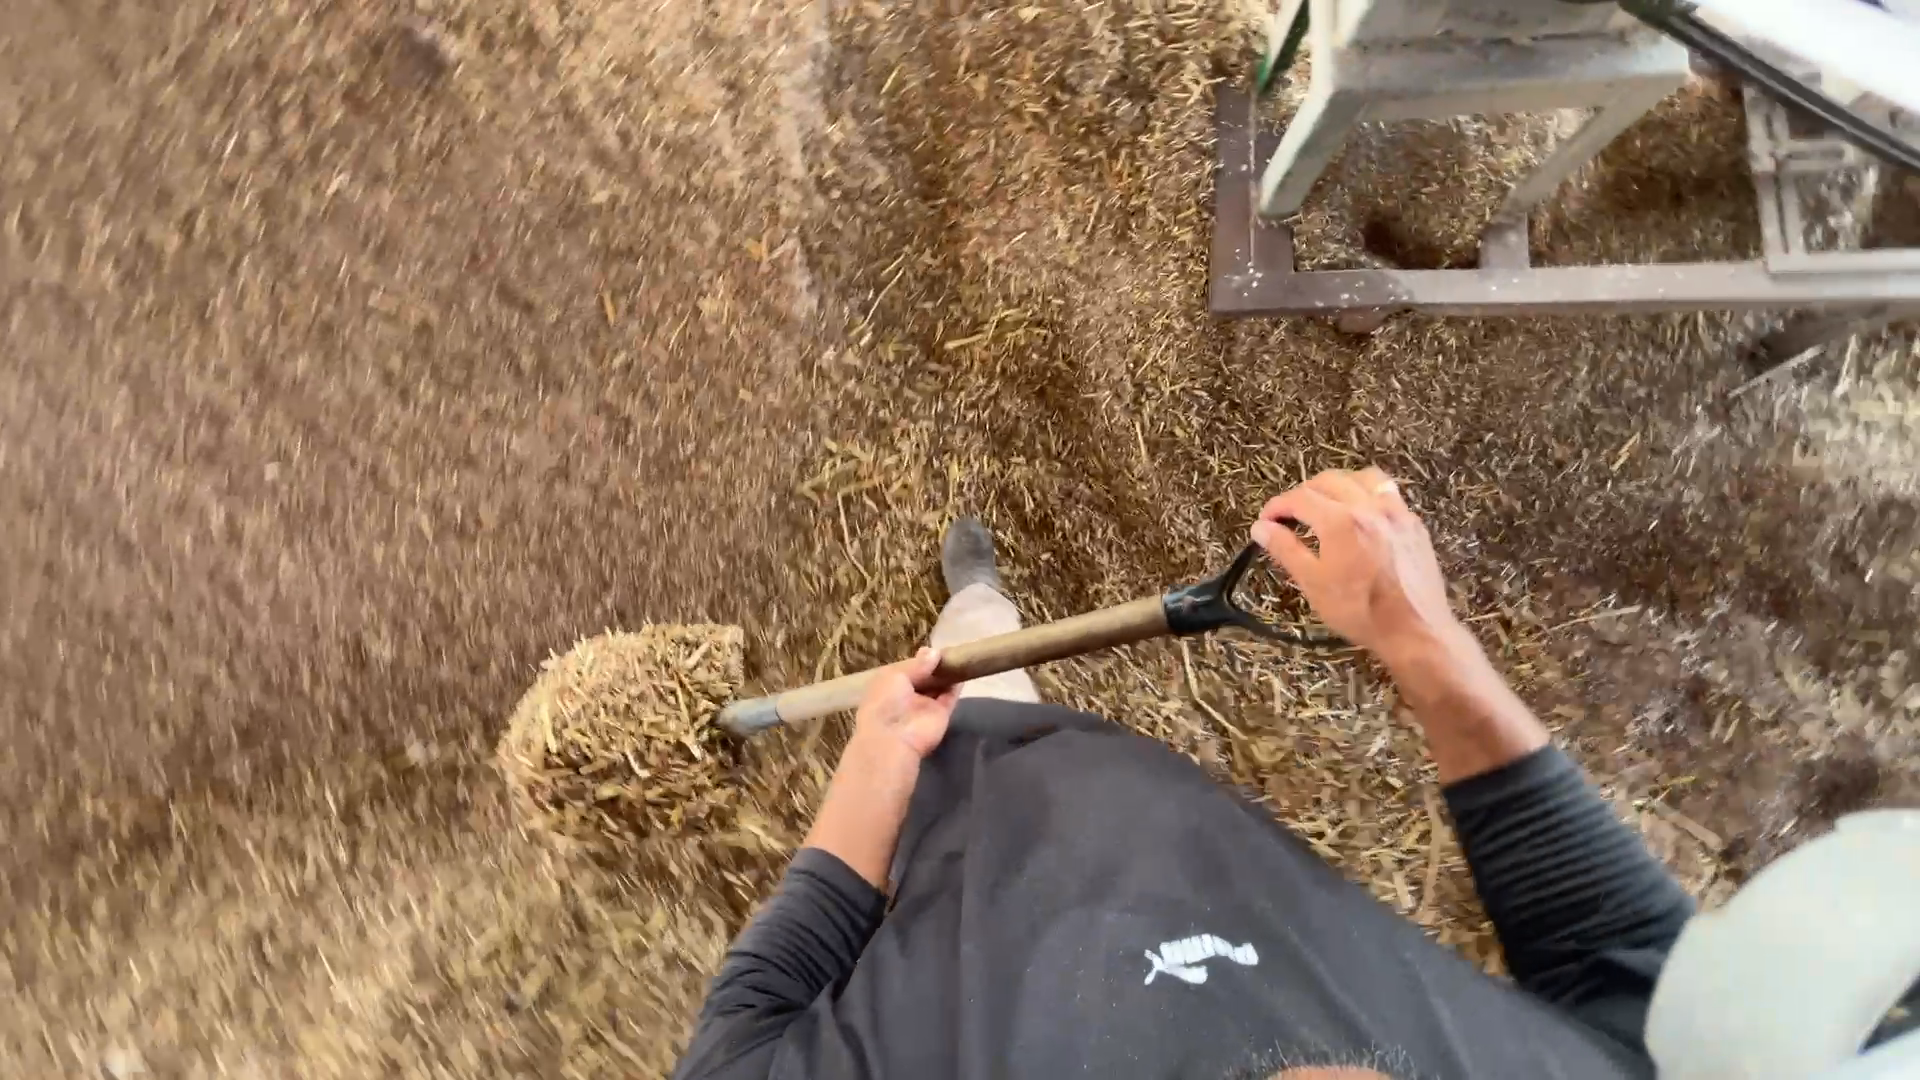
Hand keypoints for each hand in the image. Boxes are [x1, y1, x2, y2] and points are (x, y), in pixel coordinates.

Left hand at [806, 649, 956, 887]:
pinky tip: (965, 671)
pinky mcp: (940, 715)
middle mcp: (907, 694)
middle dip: (934, 666)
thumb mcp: (896, 675)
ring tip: (960, 657)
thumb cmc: (886, 703)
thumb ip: (917, 664)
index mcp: (890, 684)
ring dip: (947, 674)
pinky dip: (956, 685)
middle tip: (950, 651)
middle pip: (925, 677)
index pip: (907, 669)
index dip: (920, 660)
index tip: (934, 649)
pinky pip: (950, 697)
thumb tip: (934, 651)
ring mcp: (924, 705)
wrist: (893, 739)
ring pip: (938, 686)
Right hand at [1249, 467, 1461, 666]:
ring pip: (1361, 478)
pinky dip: (1366, 494)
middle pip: (1328, 481)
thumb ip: (1285, 549)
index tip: (1266, 521)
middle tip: (1289, 516)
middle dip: (1302, 493)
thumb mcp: (1312, 582)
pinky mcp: (1413, 525)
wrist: (1415, 631)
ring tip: (1325, 505)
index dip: (1276, 506)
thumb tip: (1260, 527)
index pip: (1299, 498)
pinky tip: (1359, 516)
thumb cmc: (1358, 610)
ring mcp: (1396, 513)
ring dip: (1337, 485)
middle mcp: (1369, 508)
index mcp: (1340, 522)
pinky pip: (1387, 492)